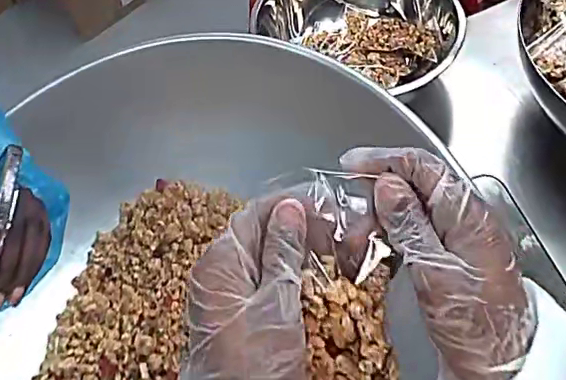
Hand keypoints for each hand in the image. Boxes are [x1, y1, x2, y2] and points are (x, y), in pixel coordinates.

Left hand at [0, 183, 51, 313]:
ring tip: (4, 302)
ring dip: (23, 275)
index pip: (10, 216)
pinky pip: (42, 248)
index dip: (3, 247)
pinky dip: (31, 271)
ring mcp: (36, 212)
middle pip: (26, 233)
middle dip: (11, 271)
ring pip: (37, 243)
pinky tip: (17, 292)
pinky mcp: (40, 227)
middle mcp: (24, 198)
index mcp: (2, 191)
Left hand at [185, 191, 339, 379]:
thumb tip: (290, 207)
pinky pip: (271, 288)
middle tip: (346, 234)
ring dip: (307, 256)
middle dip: (307, 231)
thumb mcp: (275, 306)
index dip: (296, 203)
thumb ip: (283, 252)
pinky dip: (298, 282)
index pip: (259, 211)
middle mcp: (220, 275)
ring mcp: (229, 302)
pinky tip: (325, 286)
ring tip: (344, 257)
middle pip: (266, 235)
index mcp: (220, 262)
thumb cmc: (252, 371)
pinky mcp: (242, 325)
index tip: (331, 207)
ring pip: (272, 261)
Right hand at [342, 147, 535, 379]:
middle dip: (378, 196)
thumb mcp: (436, 275)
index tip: (353, 164)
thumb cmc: (481, 329)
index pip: (422, 165)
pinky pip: (420, 233)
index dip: (385, 160)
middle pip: (416, 185)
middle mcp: (466, 218)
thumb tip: (387, 185)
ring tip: (359, 242)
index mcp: (467, 212)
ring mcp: (462, 239)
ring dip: (383, 220)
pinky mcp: (456, 260)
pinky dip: (395, 238)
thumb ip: (410, 226)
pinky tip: (379, 254)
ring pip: (414, 210)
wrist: (508, 370)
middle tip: (351, 217)